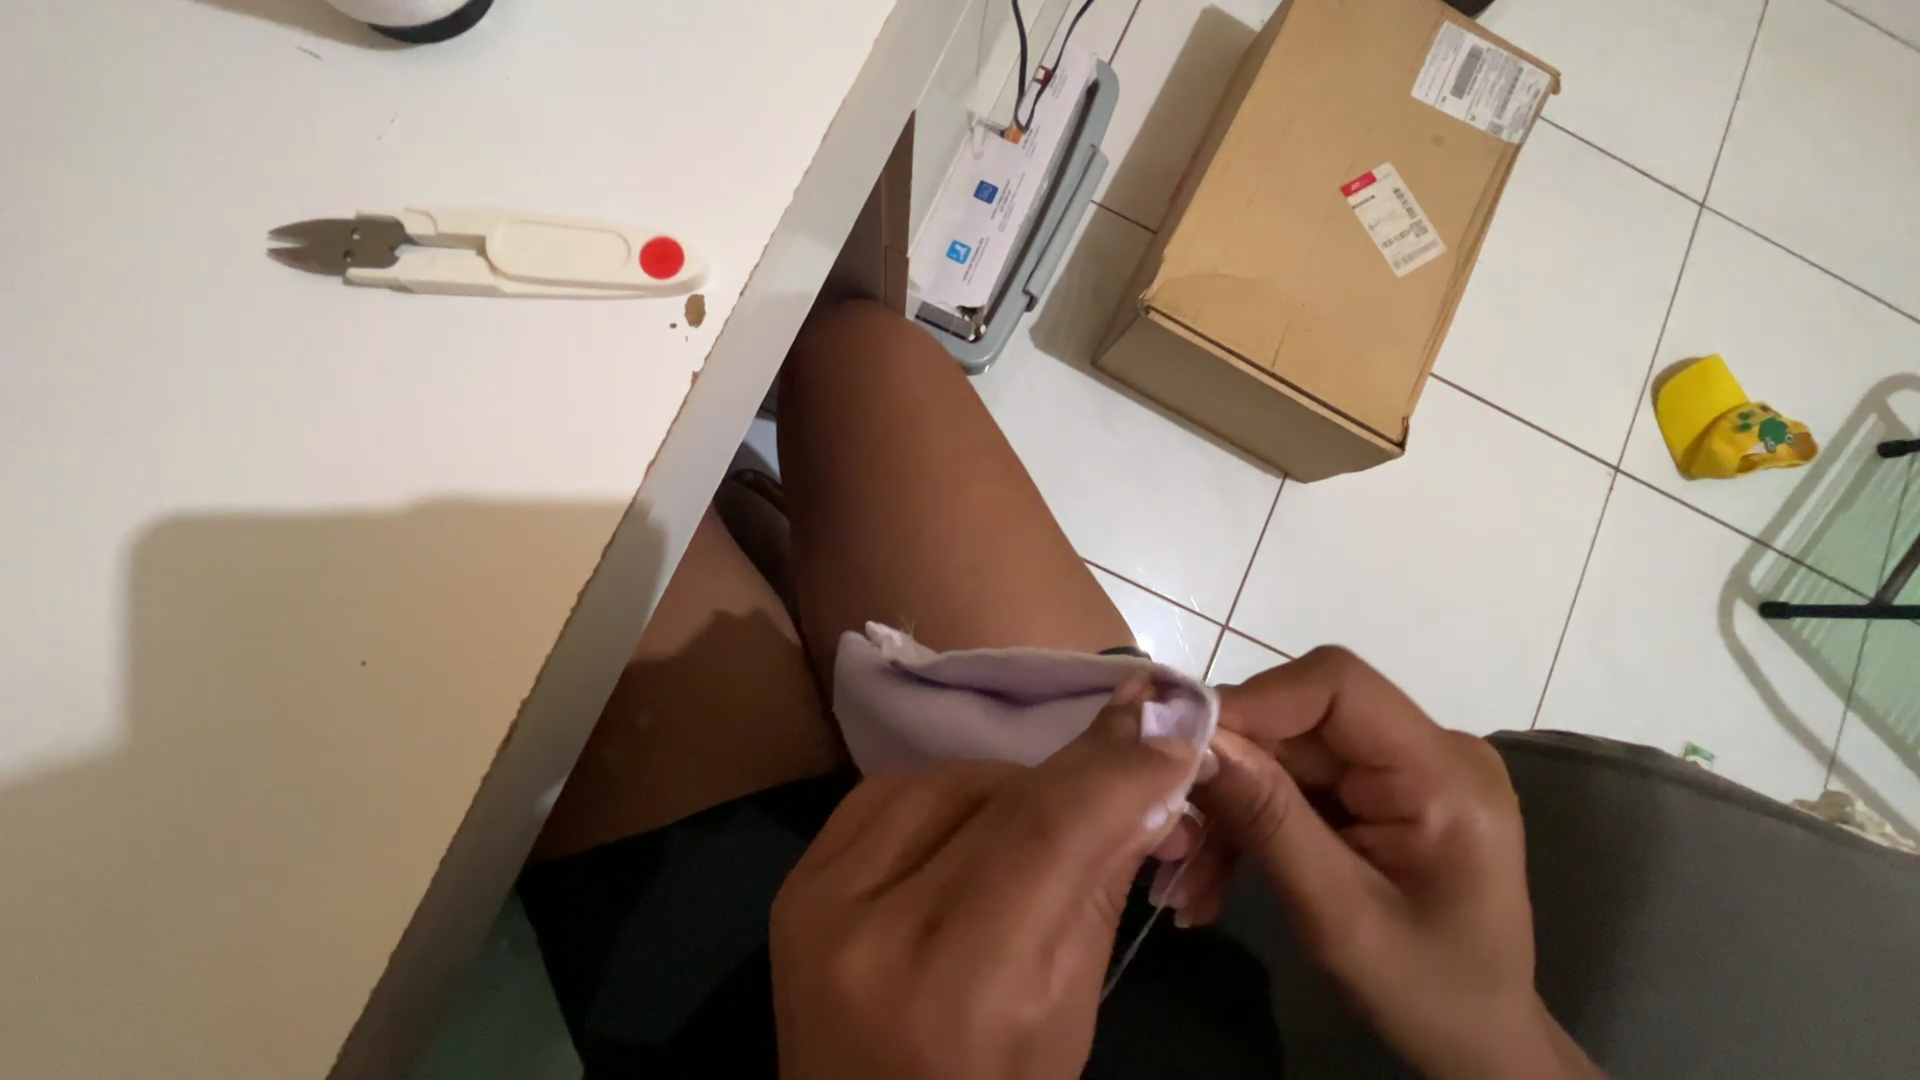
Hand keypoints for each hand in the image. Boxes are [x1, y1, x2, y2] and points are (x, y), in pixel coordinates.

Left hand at [770, 676, 1197, 1079]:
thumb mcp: (1067, 1017)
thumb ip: (1099, 886)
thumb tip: (1149, 776)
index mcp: (955, 989)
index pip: (1047, 834)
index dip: (1116, 769)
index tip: (1172, 728)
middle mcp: (871, 929)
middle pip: (996, 794)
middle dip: (1079, 770)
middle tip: (1131, 769)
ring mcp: (817, 897)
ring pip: (945, 777)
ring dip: (1012, 785)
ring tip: (1042, 825)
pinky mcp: (795, 878)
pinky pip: (889, 789)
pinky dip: (949, 791)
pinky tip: (973, 821)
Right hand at [1173, 647, 1600, 1079]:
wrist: (1475, 1042)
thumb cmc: (1426, 993)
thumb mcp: (1338, 916)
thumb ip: (1269, 820)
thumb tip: (1198, 741)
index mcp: (1443, 773)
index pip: (1337, 685)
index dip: (1255, 701)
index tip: (1187, 750)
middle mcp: (1423, 748)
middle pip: (1295, 721)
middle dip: (1228, 773)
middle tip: (1173, 835)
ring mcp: (1395, 766)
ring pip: (1277, 752)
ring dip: (1226, 808)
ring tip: (1189, 879)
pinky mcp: (1369, 786)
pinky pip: (1286, 780)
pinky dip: (1245, 821)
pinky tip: (1214, 875)